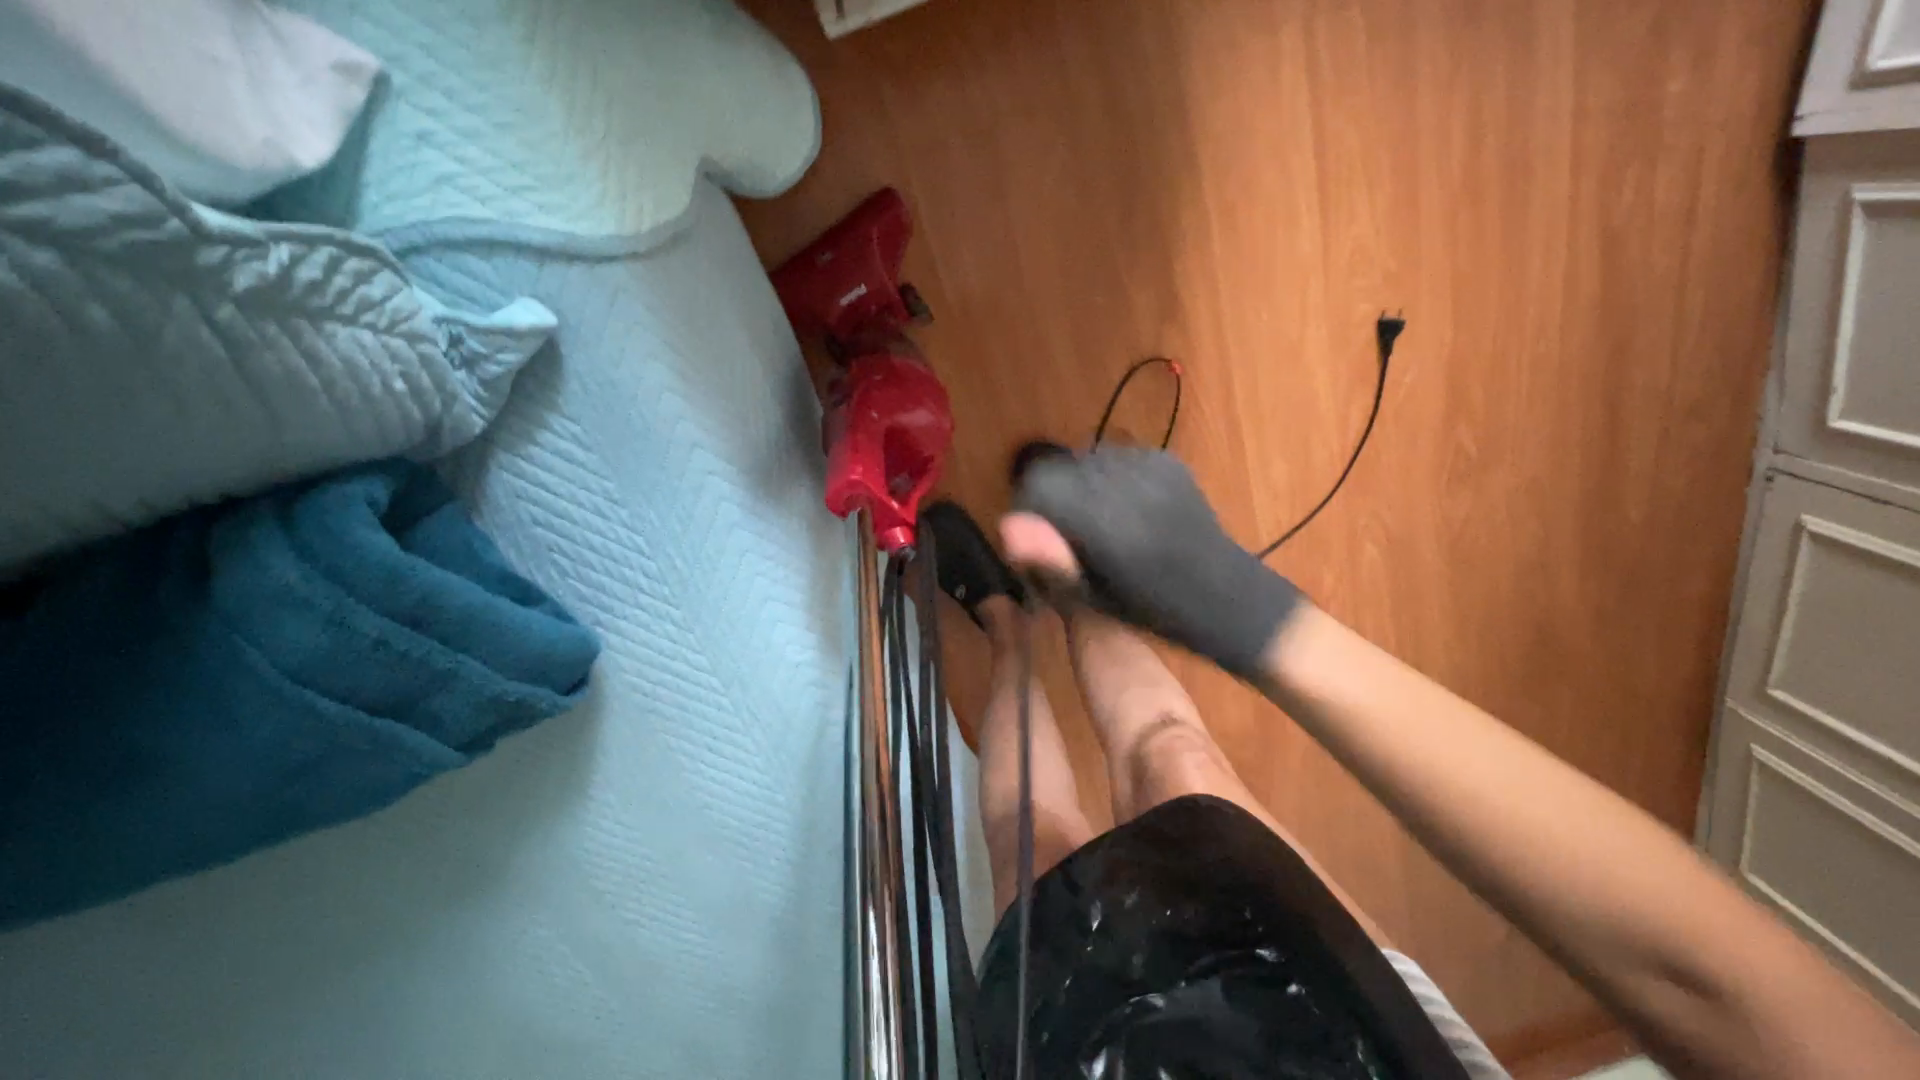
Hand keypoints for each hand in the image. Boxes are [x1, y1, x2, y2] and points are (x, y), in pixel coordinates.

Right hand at [1001, 446, 1304, 679]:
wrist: (1226, 595)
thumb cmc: (1154, 611)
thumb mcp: (1093, 597)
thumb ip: (1048, 559)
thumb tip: (1005, 525)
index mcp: (1107, 519)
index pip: (1037, 485)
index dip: (1028, 514)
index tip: (1039, 548)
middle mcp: (1126, 480)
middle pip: (1056, 469)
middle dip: (1051, 501)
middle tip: (1067, 541)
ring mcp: (1149, 463)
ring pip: (1081, 460)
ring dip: (1077, 489)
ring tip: (1096, 528)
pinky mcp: (1164, 459)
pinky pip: (1112, 459)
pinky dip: (1105, 481)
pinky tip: (1123, 514)